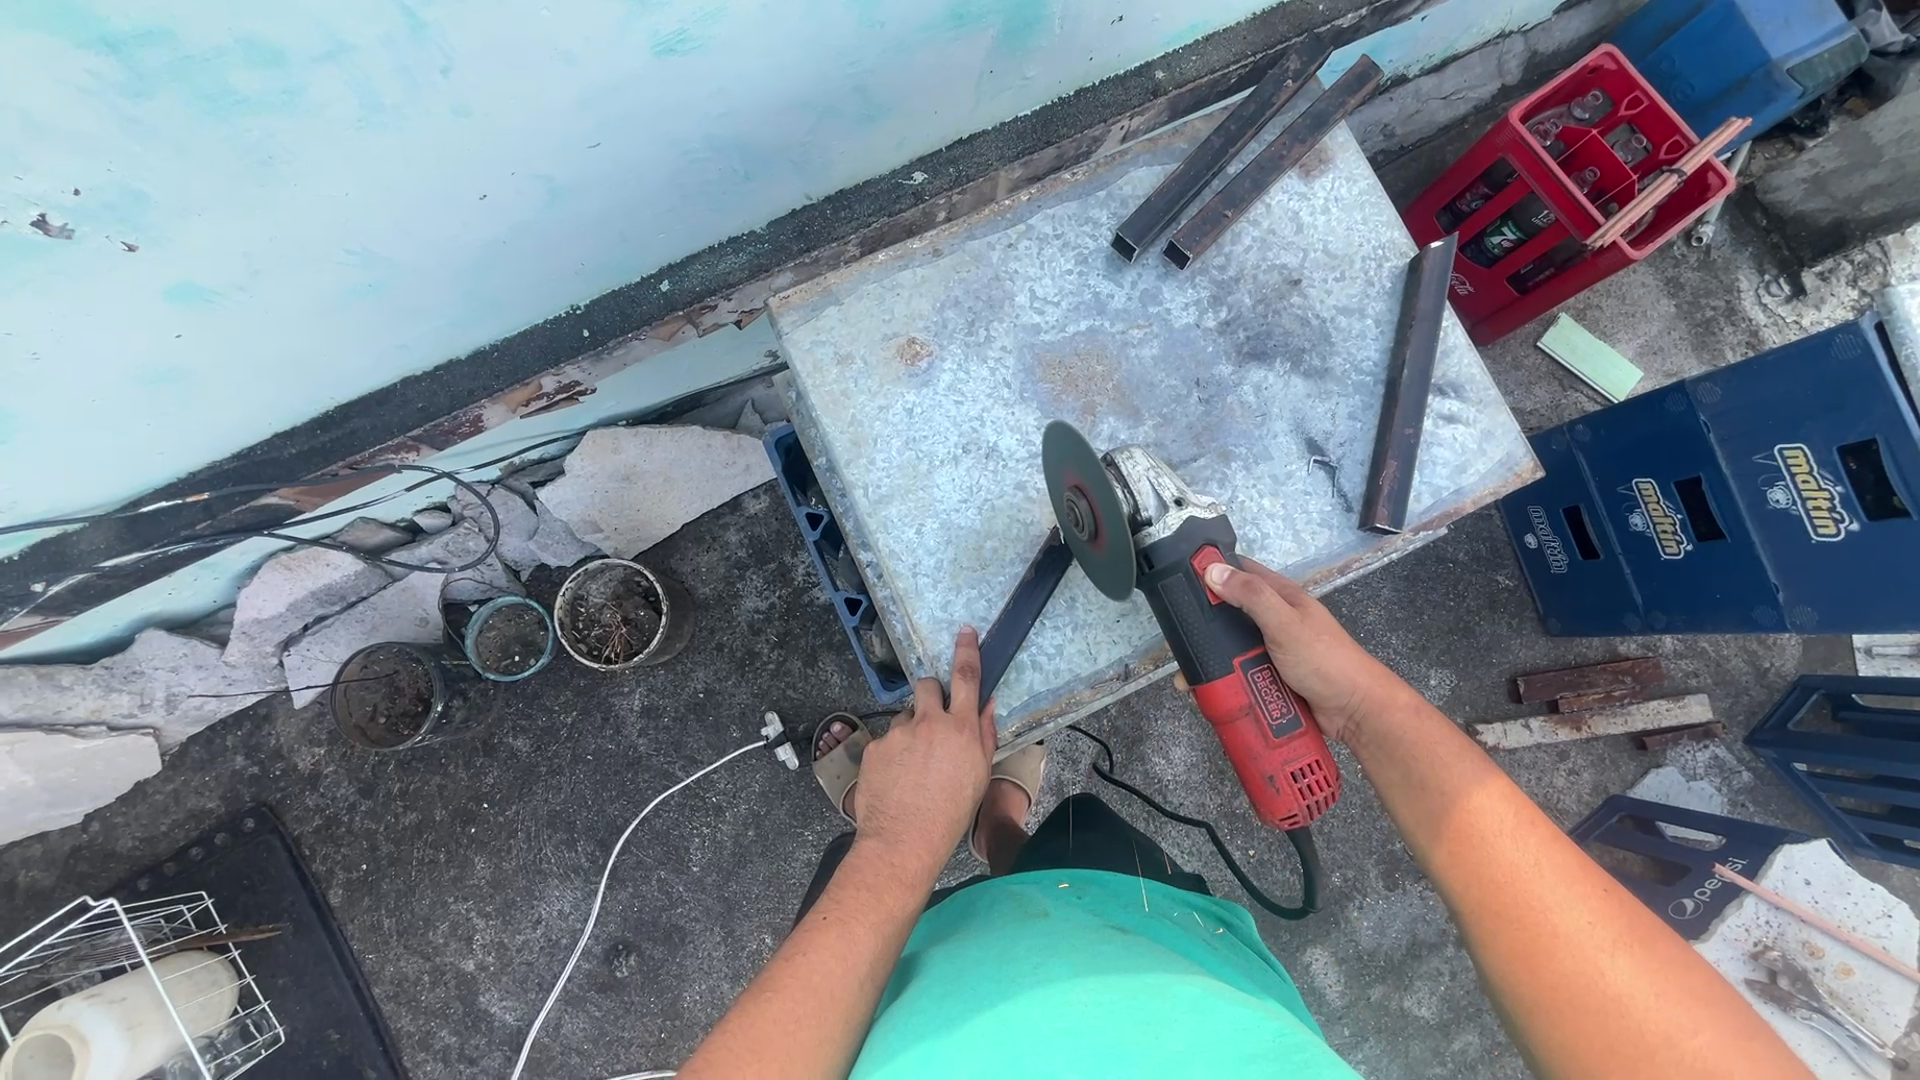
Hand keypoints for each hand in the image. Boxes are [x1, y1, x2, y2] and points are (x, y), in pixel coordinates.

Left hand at [851, 626, 997, 876]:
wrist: (904, 839)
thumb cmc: (951, 812)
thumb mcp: (979, 774)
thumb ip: (983, 734)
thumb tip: (986, 704)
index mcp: (960, 729)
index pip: (966, 678)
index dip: (966, 651)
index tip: (964, 631)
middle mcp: (928, 723)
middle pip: (927, 686)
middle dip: (930, 695)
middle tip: (932, 722)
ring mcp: (898, 733)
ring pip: (905, 718)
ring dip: (910, 732)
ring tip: (913, 767)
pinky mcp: (875, 747)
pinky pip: (887, 740)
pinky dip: (893, 753)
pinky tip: (896, 778)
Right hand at [1196, 558, 1414, 742]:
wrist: (1354, 711)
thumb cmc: (1324, 660)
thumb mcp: (1286, 622)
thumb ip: (1251, 596)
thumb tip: (1212, 570)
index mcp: (1281, 596)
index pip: (1240, 572)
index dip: (1212, 570)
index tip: (1179, 580)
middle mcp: (1273, 619)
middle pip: (1227, 615)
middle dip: (1202, 627)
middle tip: (1176, 643)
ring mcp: (1270, 650)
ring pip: (1229, 649)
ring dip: (1208, 661)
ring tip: (1185, 679)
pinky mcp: (1269, 676)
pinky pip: (1237, 673)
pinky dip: (1221, 681)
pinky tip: (1204, 690)